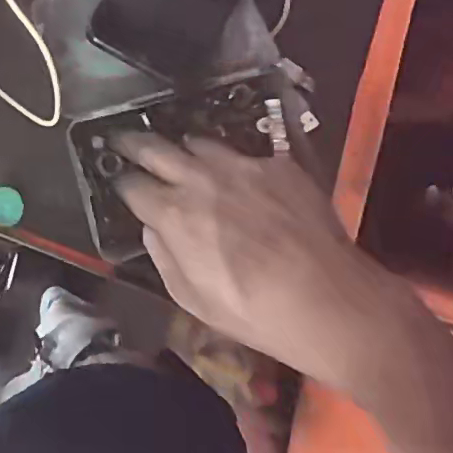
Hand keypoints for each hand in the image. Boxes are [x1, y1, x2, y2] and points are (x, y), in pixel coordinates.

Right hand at [113, 133, 432, 388]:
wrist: (332, 301)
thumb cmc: (255, 313)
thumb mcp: (193, 300)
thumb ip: (164, 256)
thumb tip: (152, 227)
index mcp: (175, 215)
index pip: (134, 186)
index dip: (122, 183)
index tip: (120, 182)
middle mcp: (202, 180)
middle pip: (156, 148)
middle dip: (134, 143)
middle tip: (124, 139)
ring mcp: (243, 167)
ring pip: (200, 143)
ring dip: (185, 149)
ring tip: (182, 153)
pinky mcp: (278, 165)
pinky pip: (244, 156)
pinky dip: (233, 164)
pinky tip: (241, 179)